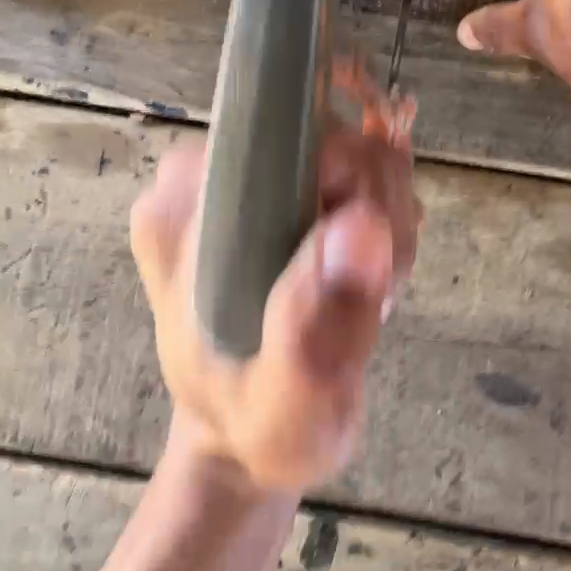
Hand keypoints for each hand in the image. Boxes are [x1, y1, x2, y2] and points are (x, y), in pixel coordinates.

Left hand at [129, 127, 421, 488]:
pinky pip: (355, 167)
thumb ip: (315, 329)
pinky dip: (381, 216)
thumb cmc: (260, 429)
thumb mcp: (286, 410)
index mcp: (185, 213)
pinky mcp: (270, 186)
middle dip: (379, 207)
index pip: (296, 134)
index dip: (358, 174)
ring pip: (353, 150)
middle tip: (378, 290)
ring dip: (386, 219)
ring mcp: (236, 177)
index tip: (381, 244)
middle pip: (331, 136)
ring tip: (371, 294)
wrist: (247, 436)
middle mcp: (201, 177)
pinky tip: (370, 274)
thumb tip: (361, 224)